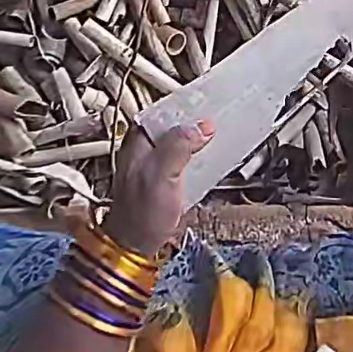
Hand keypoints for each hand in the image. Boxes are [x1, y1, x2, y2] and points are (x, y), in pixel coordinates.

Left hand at [102, 120, 213, 254]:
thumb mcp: (160, 175)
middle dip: (195, 122)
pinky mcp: (164, 180)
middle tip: (216, 120)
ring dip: (198, 140)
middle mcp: (143, 149)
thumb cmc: (140, 214)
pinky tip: (208, 159)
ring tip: (216, 135)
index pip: (163, 111)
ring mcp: (154, 165)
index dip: (185, 107)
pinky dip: (197, 157)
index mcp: (137, 141)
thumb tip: (200, 127)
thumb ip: (178, 147)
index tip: (207, 104)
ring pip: (180, 142)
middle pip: (173, 125)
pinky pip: (184, 160)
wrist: (136, 247)